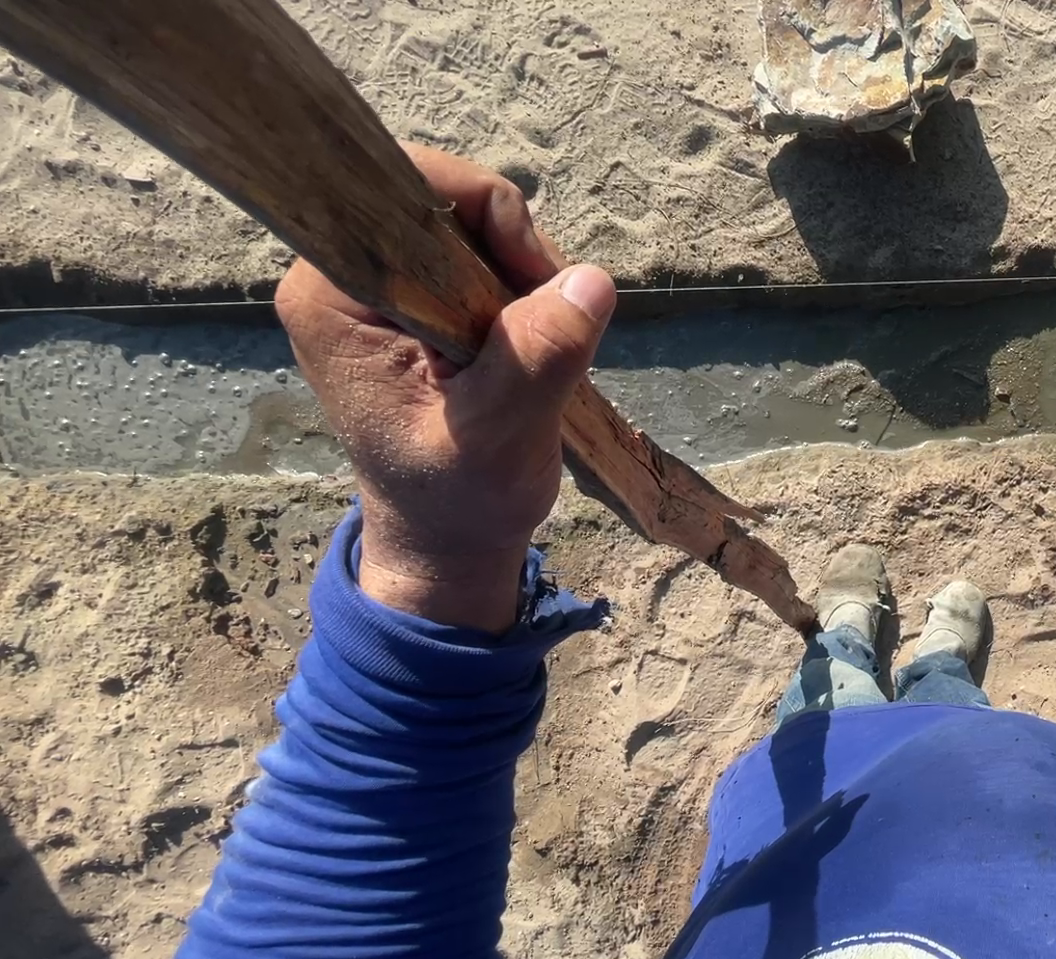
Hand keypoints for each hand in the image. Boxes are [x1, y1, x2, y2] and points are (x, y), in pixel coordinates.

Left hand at [274, 144, 615, 632]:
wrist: (449, 541)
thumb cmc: (460, 499)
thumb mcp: (500, 434)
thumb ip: (539, 355)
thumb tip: (593, 281)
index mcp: (336, 294)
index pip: (414, 193)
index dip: (494, 223)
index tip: (543, 295)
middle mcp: (347, 278)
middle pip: (451, 209)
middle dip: (520, 262)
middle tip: (550, 337)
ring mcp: (385, 295)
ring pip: (476, 239)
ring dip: (529, 288)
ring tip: (540, 356)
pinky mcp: (420, 314)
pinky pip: (484, 272)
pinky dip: (526, 303)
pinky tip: (532, 353)